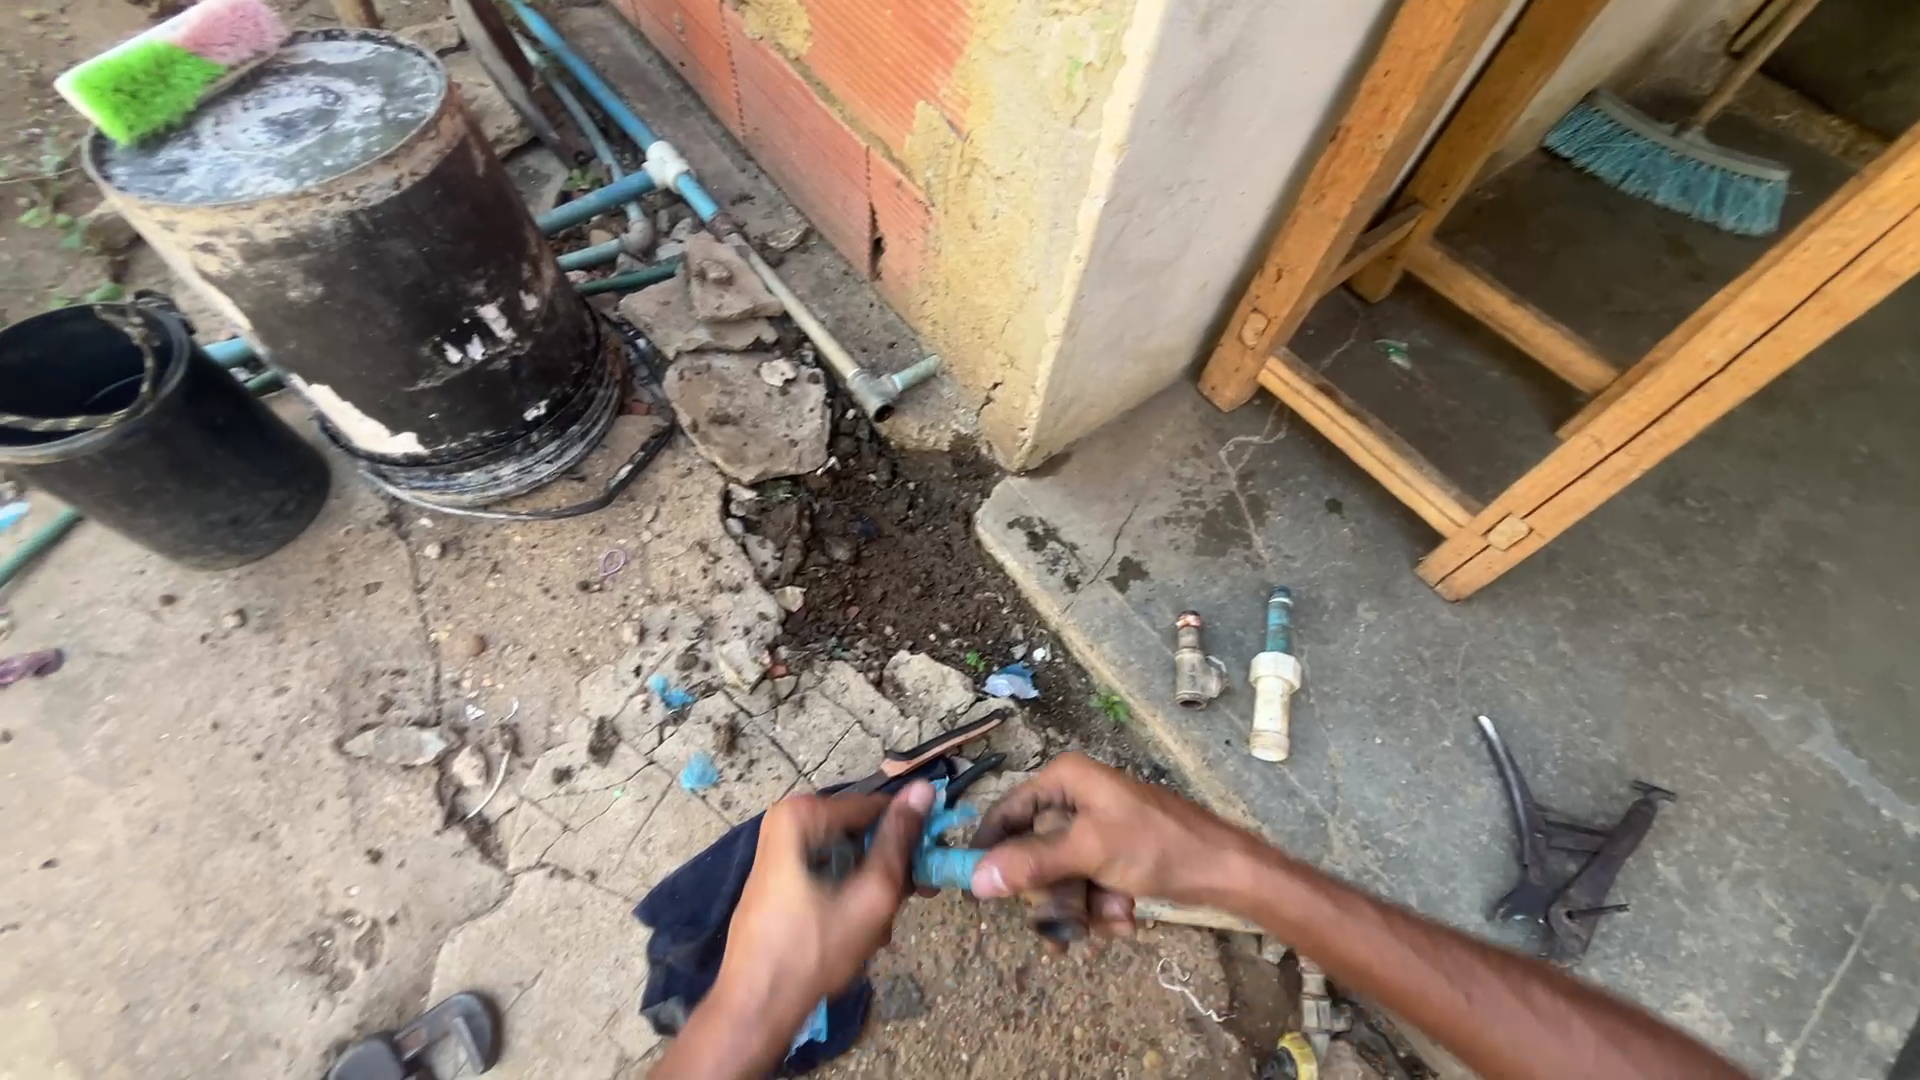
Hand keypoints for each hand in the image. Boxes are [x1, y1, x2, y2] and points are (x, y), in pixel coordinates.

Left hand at [710, 782, 933, 1026]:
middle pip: (860, 832)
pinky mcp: (779, 874)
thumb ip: (900, 839)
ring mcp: (780, 847)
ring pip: (848, 854)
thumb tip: (925, 788)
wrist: (753, 1010)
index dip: (908, 838)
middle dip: (886, 868)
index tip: (928, 871)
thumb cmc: (812, 952)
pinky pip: (828, 869)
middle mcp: (787, 820)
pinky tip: (859, 929)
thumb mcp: (871, 894)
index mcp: (801, 814)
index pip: (876, 808)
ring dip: (869, 887)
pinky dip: (848, 893)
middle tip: (904, 903)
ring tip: (879, 927)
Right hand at [969, 754, 1259, 933]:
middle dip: (1054, 893)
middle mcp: (1073, 799)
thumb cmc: (1158, 845)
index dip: (991, 848)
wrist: (1226, 871)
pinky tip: (1125, 919)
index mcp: (1065, 779)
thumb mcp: (1090, 851)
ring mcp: (1092, 829)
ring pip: (1058, 878)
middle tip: (1067, 921)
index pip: (1008, 811)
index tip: (976, 889)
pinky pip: (1083, 887)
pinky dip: (1099, 909)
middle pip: (1032, 854)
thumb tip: (975, 878)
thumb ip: (1032, 863)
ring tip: (1112, 920)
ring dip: (1081, 908)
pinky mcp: (1108, 855)